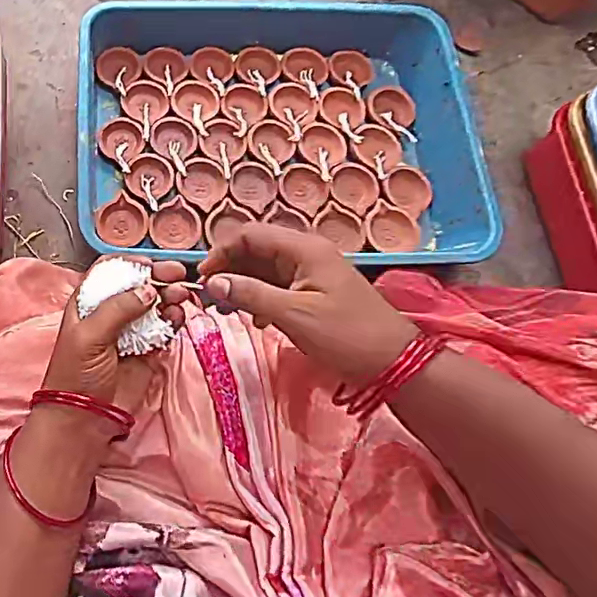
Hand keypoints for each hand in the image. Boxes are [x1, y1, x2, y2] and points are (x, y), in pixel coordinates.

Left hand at [41, 257, 187, 409]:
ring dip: (169, 297)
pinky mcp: (147, 350)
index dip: (130, 263)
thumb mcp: (89, 336)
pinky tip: (178, 317)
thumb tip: (148, 290)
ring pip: (154, 305)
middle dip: (158, 277)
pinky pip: (164, 329)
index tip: (151, 264)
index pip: (110, 272)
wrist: (83, 417)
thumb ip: (118, 309)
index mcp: (88, 303)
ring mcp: (130, 331)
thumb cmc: (76, 374)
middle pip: (137, 285)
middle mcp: (110, 312)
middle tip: (178, 275)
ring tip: (181, 297)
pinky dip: (173, 320)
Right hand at [190, 222, 417, 385]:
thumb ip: (250, 294)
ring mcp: (311, 271)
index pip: (250, 235)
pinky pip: (275, 284)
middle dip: (228, 268)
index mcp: (304, 249)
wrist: (393, 362)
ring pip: (263, 267)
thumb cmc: (347, 335)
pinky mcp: (313, 290)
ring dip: (241, 283)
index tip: (203, 278)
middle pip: (254, 248)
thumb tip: (212, 282)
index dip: (221, 252)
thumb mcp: (293, 315)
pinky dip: (258, 296)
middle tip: (209, 295)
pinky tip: (252, 317)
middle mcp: (306, 253)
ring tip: (224, 307)